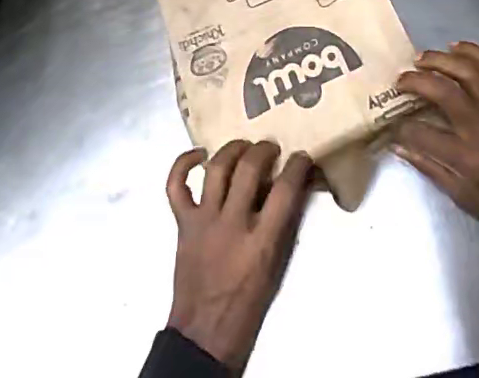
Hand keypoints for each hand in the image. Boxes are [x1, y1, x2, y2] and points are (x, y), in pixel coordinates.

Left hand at [163, 140, 312, 372]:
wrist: (205, 333)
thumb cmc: (247, 304)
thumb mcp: (274, 267)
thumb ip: (281, 227)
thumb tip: (291, 189)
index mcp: (261, 242)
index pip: (285, 191)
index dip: (297, 167)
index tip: (302, 157)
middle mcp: (232, 225)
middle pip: (249, 170)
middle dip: (263, 150)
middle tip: (271, 146)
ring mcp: (204, 221)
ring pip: (216, 169)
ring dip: (232, 150)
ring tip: (243, 145)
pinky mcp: (183, 223)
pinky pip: (176, 186)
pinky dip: (183, 164)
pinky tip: (199, 155)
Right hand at [392, 41, 478, 245]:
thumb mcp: (462, 197)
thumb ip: (428, 167)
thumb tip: (398, 144)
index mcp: (467, 157)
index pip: (422, 133)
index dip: (401, 127)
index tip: (392, 124)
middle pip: (443, 91)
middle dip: (415, 81)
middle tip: (400, 81)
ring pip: (468, 72)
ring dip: (440, 60)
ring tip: (420, 58)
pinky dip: (473, 53)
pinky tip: (454, 47)